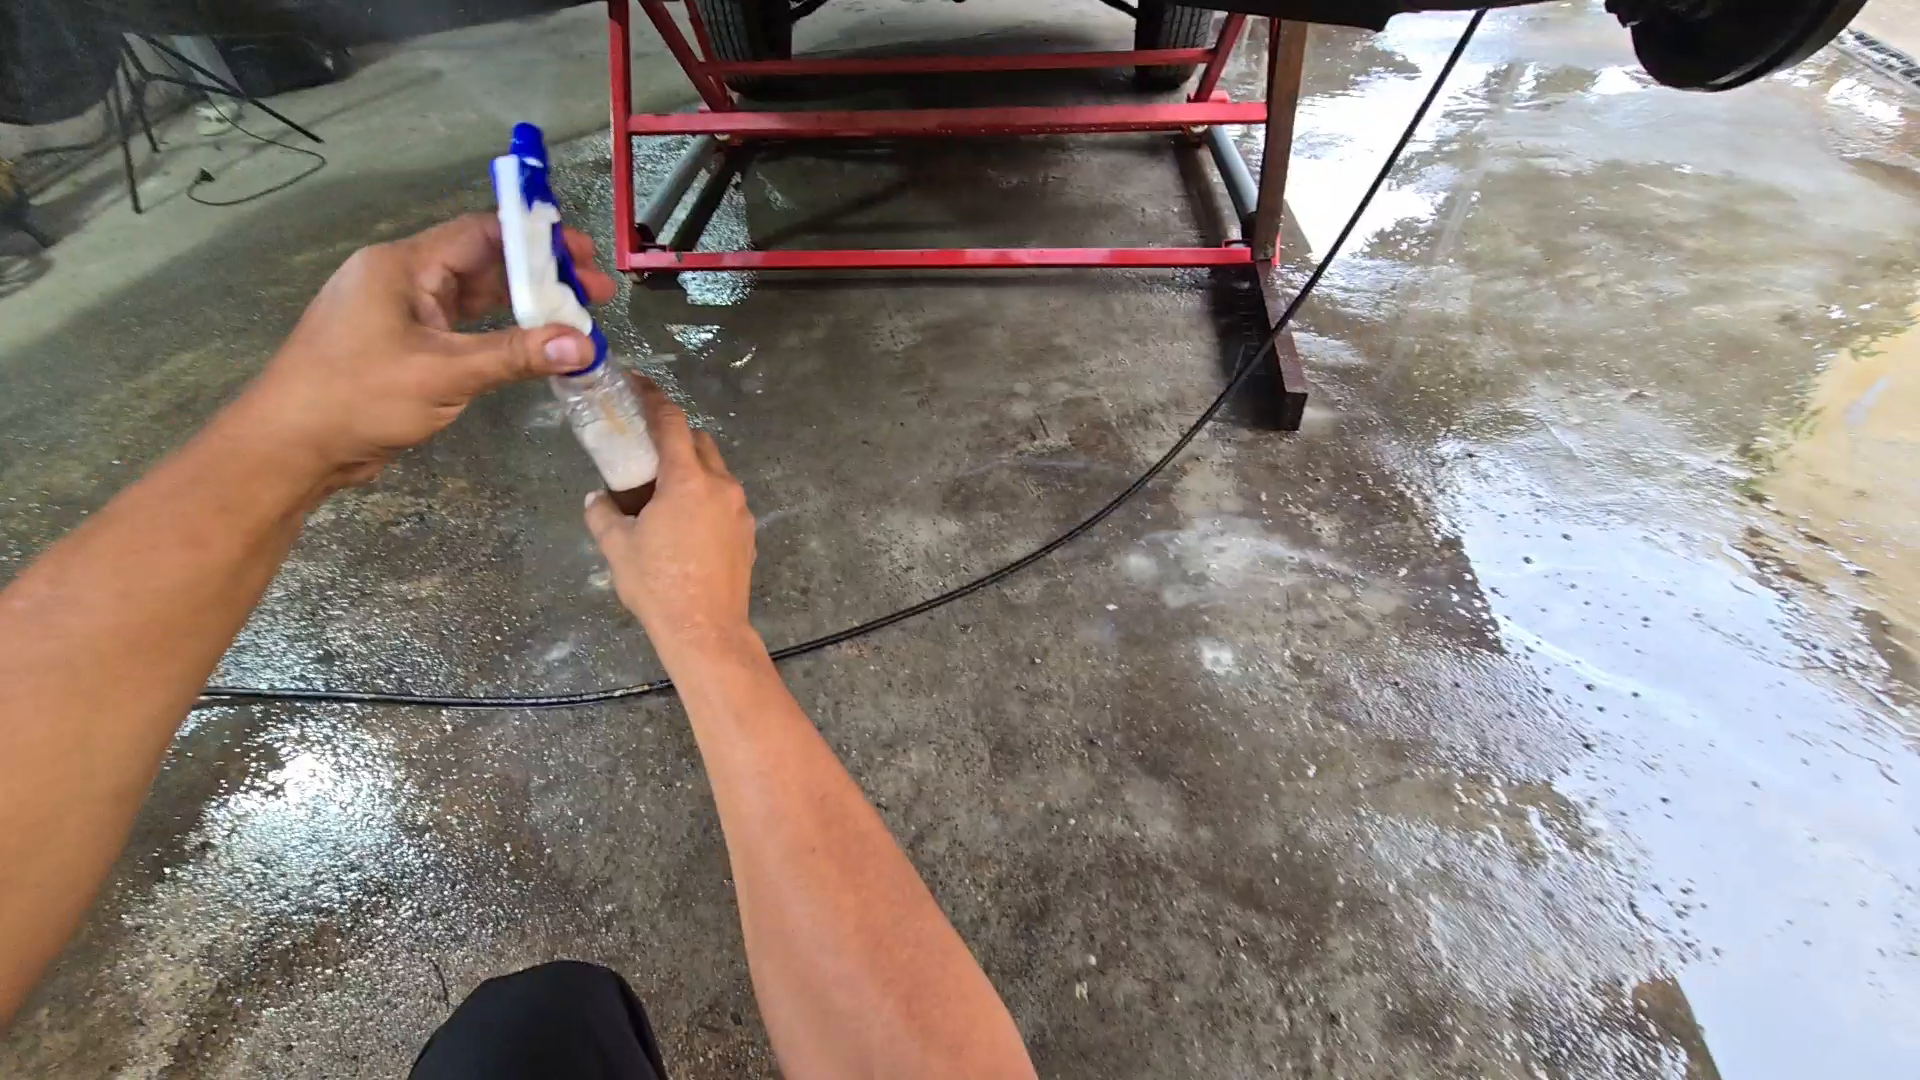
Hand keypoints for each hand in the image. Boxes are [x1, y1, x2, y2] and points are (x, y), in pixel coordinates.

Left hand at [233, 213, 616, 486]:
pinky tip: (538, 343)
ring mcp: (405, 312)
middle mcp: (404, 279)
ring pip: (479, 296)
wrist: (292, 445)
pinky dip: (507, 331)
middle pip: (486, 263)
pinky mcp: (410, 343)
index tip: (585, 254)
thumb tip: (586, 345)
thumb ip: (517, 355)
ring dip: (529, 305)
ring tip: (579, 317)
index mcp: (402, 266)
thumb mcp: (445, 372)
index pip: (481, 233)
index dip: (537, 239)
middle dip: (544, 275)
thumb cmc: (358, 396)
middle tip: (597, 291)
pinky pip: (468, 325)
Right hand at [584, 378, 756, 660]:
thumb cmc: (658, 585)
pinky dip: (706, 497)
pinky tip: (686, 522)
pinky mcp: (748, 532)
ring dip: (692, 469)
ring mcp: (740, 510)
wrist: (706, 628)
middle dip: (674, 438)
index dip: (653, 398)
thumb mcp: (618, 547)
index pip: (672, 423)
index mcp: (688, 480)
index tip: (638, 385)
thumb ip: (602, 514)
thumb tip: (596, 498)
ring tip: (663, 491)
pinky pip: (726, 500)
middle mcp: (722, 486)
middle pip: (700, 443)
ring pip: (717, 472)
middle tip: (645, 449)